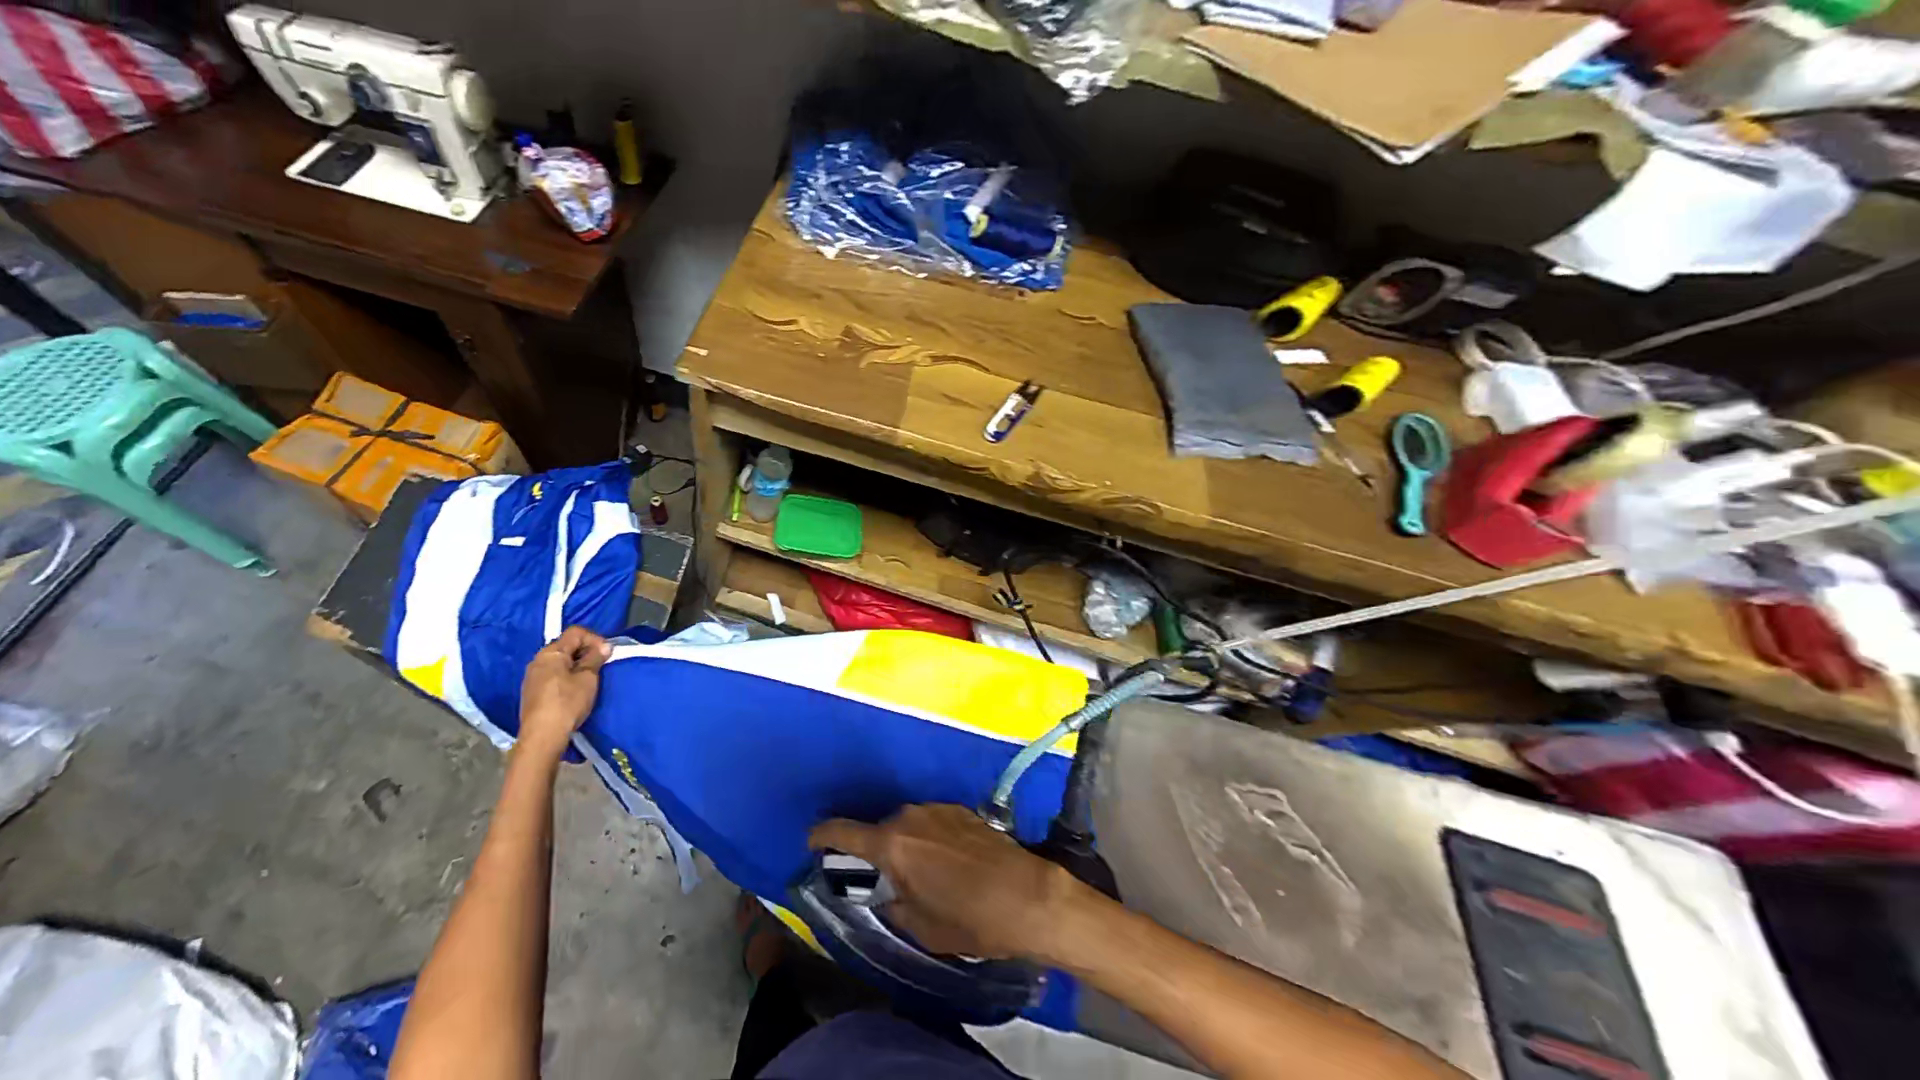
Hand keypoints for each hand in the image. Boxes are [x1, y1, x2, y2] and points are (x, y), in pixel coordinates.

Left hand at [517, 626, 611, 760]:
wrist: (542, 736)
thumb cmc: (568, 703)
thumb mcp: (588, 678)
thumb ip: (595, 658)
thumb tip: (603, 646)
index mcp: (551, 652)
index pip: (575, 633)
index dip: (595, 638)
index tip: (607, 653)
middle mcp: (537, 660)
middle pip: (565, 645)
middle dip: (585, 651)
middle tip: (601, 665)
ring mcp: (532, 676)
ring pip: (558, 661)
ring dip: (576, 664)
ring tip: (590, 678)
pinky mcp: (531, 691)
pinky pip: (552, 674)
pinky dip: (566, 675)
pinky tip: (574, 689)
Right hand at [809, 803, 1094, 963]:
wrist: (1029, 896)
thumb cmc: (970, 919)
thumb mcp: (921, 926)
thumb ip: (892, 905)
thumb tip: (885, 894)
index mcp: (892, 844)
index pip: (842, 830)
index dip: (822, 836)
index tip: (812, 843)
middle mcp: (911, 817)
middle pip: (879, 829)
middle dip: (875, 852)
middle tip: (883, 879)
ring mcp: (939, 809)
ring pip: (908, 825)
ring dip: (906, 844)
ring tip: (922, 874)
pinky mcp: (963, 810)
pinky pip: (933, 822)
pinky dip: (930, 838)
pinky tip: (948, 863)